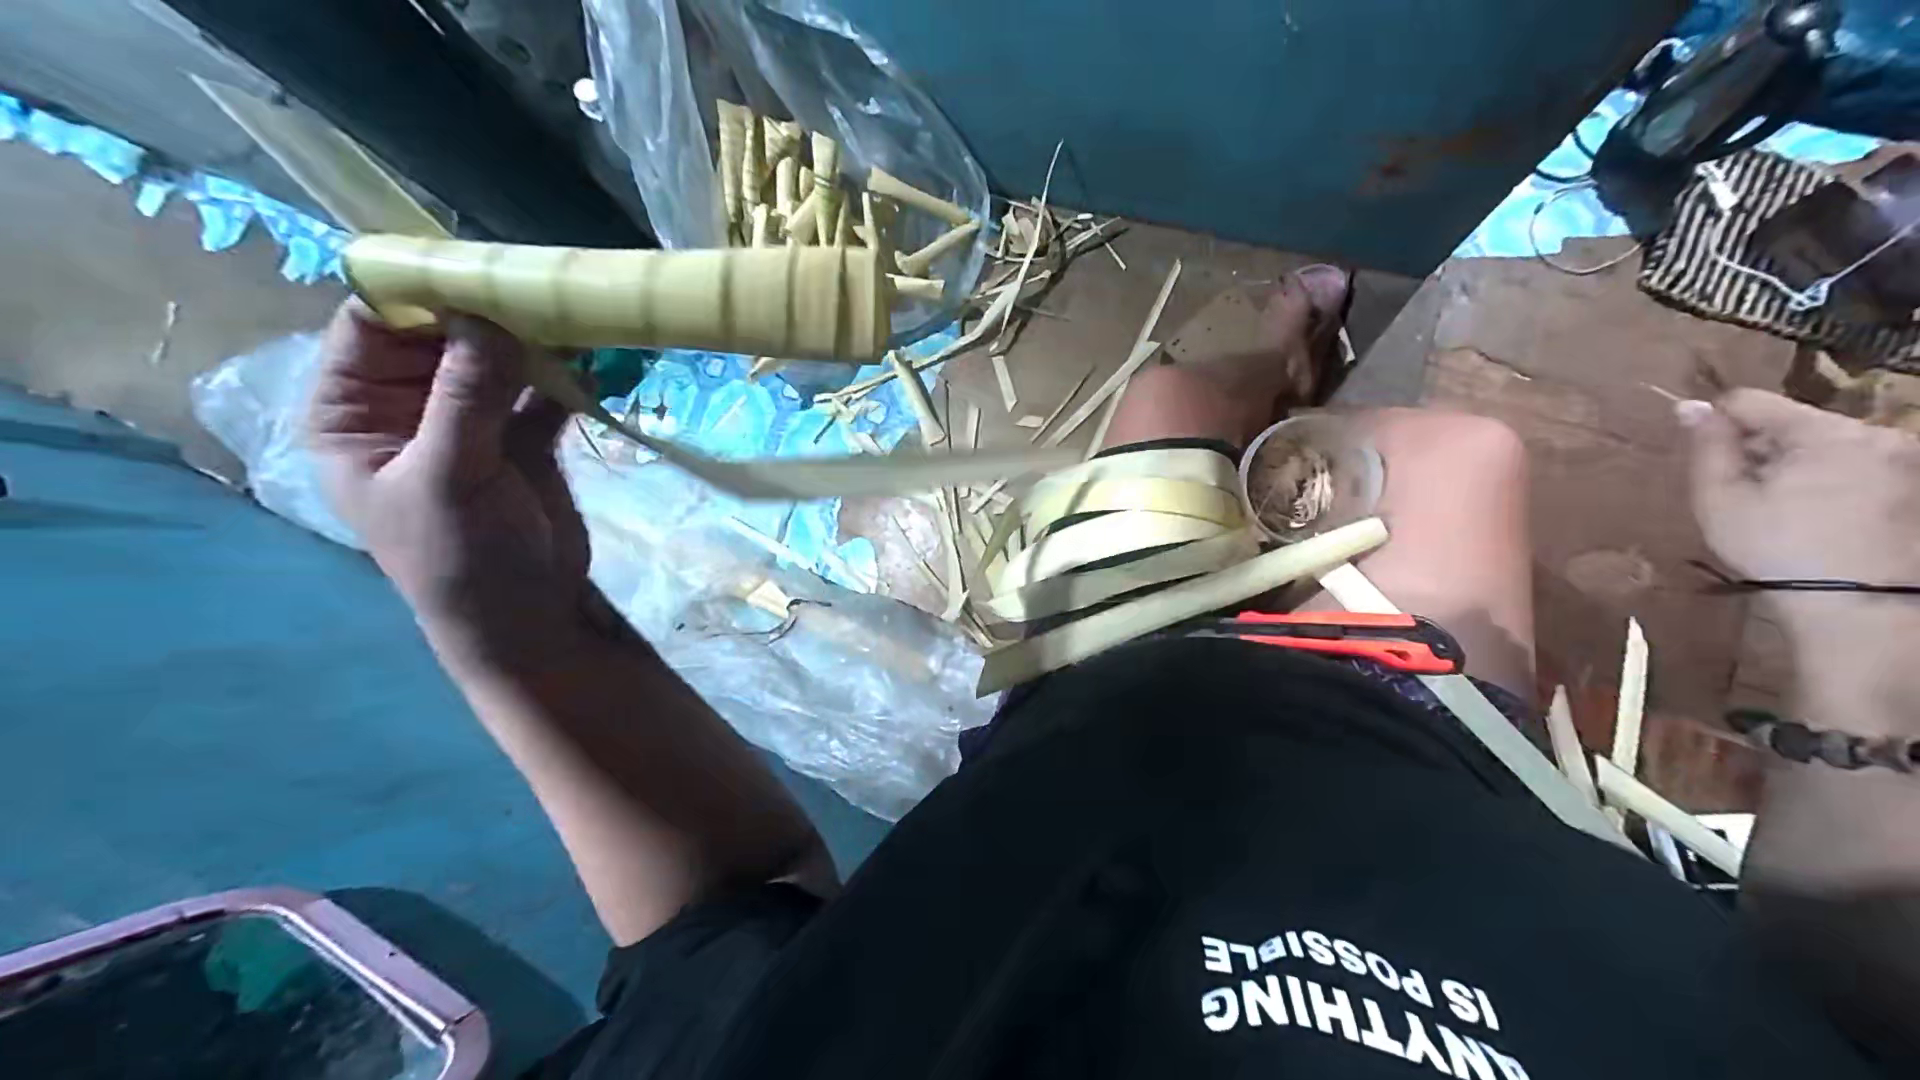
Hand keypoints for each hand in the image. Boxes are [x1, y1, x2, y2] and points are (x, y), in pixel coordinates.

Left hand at [309, 300, 590, 661]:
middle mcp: (408, 405)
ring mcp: (472, 420)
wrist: (530, 614)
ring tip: (578, 318)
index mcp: (354, 411)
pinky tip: (597, 362)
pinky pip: (542, 392)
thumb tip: (491, 316)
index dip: (419, 292)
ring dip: (535, 342)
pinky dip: (567, 377)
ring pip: (499, 360)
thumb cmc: (463, 557)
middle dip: (489, 312)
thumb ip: (467, 396)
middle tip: (544, 289)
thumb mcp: (452, 475)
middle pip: (443, 334)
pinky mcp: (524, 437)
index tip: (480, 267)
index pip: (372, 325)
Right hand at [1686, 389, 1919, 719]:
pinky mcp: (1916, 479)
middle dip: (1764, 446)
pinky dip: (1830, 476)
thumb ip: (1708, 447)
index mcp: (1822, 433)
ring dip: (1798, 461)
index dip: (1718, 421)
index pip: (1752, 401)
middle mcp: (1875, 433)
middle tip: (1746, 490)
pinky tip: (1819, 511)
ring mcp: (1905, 456)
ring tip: (1785, 505)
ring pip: (1827, 441)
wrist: (1859, 602)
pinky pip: (1858, 460)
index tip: (1707, 455)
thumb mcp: (1720, 498)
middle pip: (1795, 421)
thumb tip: (1690, 406)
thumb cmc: (1775, 547)